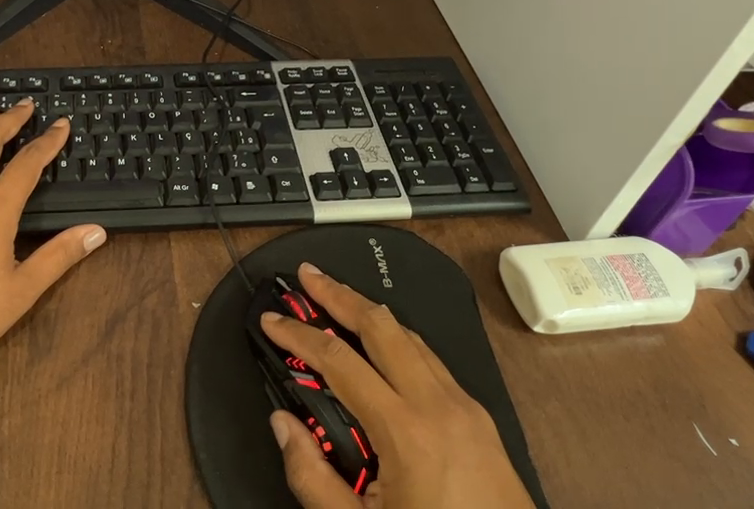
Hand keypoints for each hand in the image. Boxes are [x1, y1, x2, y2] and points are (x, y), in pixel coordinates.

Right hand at [262, 263, 533, 508]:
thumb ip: (312, 477)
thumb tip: (283, 425)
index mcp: (406, 432)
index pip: (338, 361)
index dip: (298, 334)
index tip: (272, 320)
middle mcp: (439, 406)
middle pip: (381, 324)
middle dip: (339, 293)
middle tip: (308, 275)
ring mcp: (466, 409)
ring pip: (411, 336)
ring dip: (370, 311)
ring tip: (339, 298)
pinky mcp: (481, 420)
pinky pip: (432, 360)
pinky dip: (399, 339)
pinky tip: (384, 344)